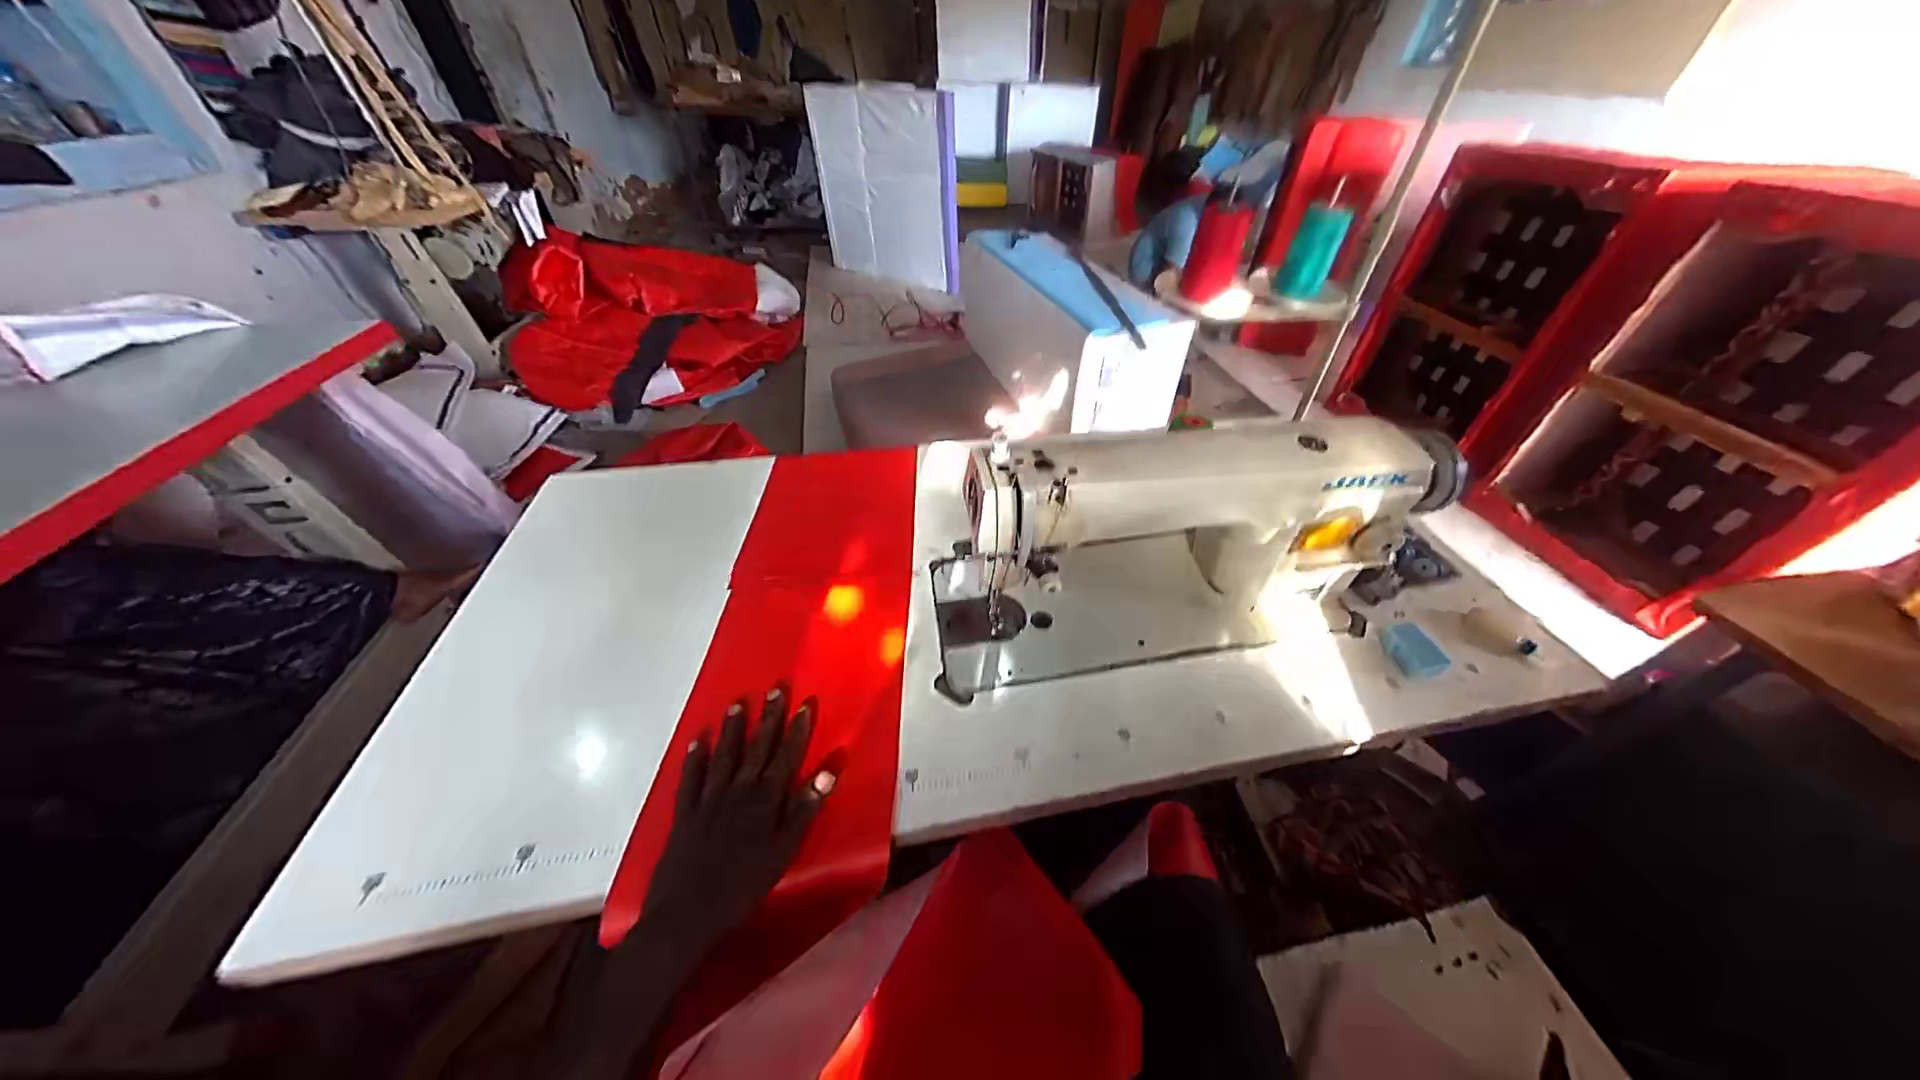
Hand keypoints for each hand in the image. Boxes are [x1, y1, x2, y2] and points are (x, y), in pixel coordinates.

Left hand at [639, 686, 834, 959]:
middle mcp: (738, 791)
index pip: (786, 756)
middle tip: (775, 690)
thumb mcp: (785, 850)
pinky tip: (698, 739)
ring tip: (738, 703)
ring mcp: (709, 799)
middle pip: (757, 748)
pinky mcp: (685, 812)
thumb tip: (829, 770)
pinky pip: (690, 777)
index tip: (805, 703)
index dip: (797, 729)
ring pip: (724, 755)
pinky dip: (694, 757)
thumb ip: (805, 808)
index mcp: (766, 800)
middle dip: (769, 718)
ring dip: (733, 728)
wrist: (688, 913)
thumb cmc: (744, 885)